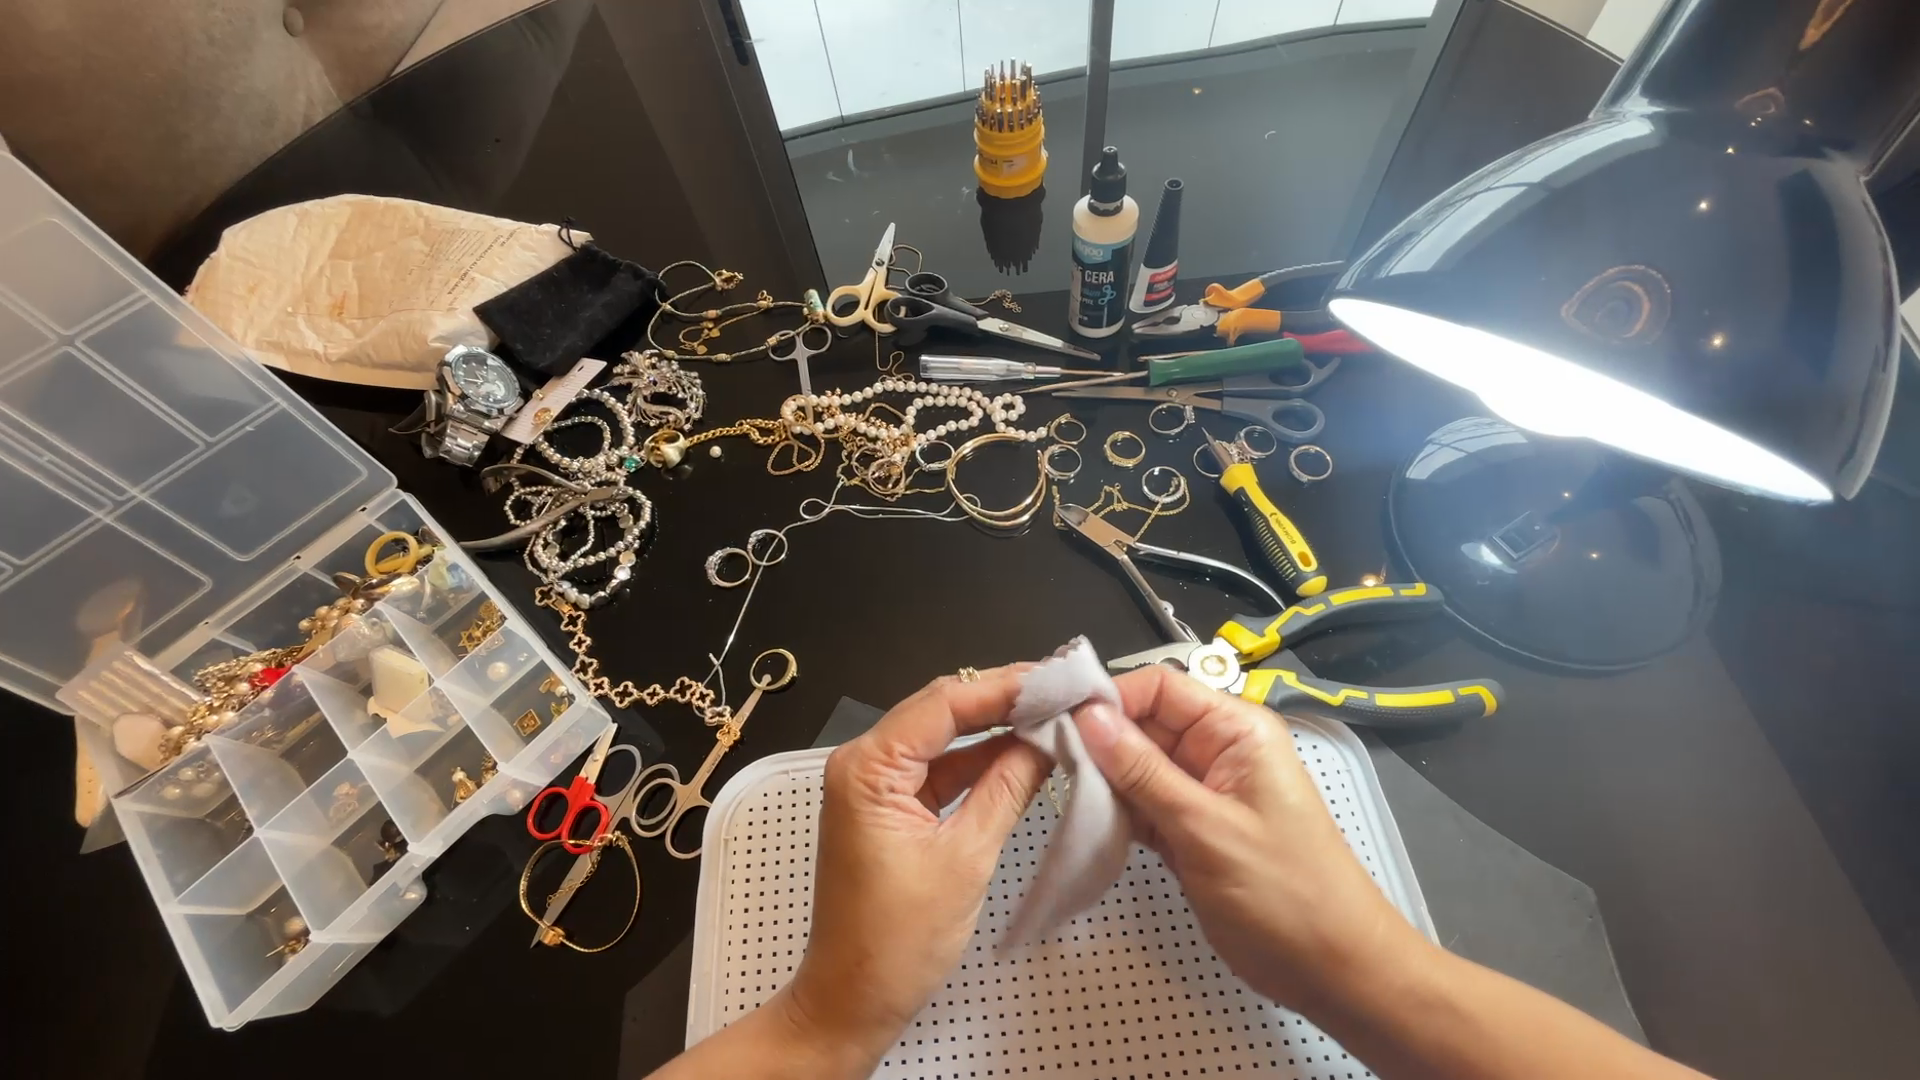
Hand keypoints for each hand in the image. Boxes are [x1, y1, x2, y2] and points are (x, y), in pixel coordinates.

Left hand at [783, 666, 1050, 1065]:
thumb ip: (1008, 788)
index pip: (942, 703)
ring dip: (993, 728)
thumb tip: (1048, 739)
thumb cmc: (901, 939)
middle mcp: (863, 760)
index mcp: (868, 766)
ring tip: (1050, 712)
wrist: (853, 1001)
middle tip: (1058, 690)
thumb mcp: (966, 857)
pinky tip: (1022, 750)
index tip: (1053, 678)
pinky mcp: (889, 803)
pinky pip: (938, 766)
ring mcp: (875, 781)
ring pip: (942, 735)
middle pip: (940, 710)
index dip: (1001, 687)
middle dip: (1000, 700)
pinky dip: (978, 760)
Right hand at [1073, 665, 1426, 1010]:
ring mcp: (1198, 788)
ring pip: (1134, 762)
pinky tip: (1084, 815)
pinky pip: (1139, 800)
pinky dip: (1113, 807)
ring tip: (1057, 784)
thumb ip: (1142, 771)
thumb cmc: (1284, 893)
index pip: (1161, 688)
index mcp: (1234, 730)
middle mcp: (1214, 748)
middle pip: (1142, 722)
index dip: (1111, 696)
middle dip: (1098, 737)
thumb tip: (1086, 716)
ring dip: (1101, 775)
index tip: (1060, 718)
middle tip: (1047, 753)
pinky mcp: (1185, 825)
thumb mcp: (1206, 827)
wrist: (1334, 973)